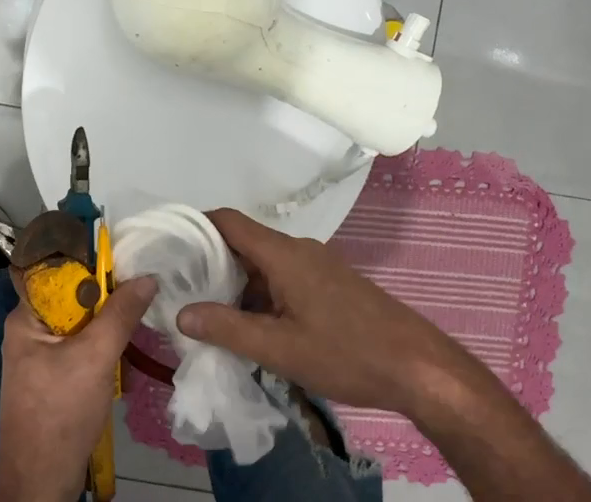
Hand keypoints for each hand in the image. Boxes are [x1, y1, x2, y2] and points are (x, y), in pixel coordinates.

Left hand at [0, 274, 157, 501]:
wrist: (41, 481)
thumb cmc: (61, 412)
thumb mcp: (95, 357)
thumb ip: (120, 315)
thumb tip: (146, 277)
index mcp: (26, 318)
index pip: (56, 274)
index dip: (90, 267)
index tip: (126, 265)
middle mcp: (29, 333)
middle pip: (72, 302)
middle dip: (105, 307)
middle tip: (137, 306)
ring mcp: (39, 360)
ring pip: (80, 331)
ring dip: (108, 337)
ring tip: (133, 342)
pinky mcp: (53, 384)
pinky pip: (81, 356)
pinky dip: (102, 360)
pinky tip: (121, 371)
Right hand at [174, 208, 489, 419]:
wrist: (420, 369)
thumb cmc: (347, 353)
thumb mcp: (280, 349)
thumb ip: (227, 329)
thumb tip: (180, 312)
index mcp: (282, 254)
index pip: (228, 221)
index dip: (195, 226)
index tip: (169, 245)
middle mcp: (298, 250)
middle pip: (243, 243)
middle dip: (211, 263)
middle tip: (182, 289)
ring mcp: (318, 266)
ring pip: (264, 265)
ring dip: (238, 285)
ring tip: (212, 315)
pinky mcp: (332, 286)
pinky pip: (284, 278)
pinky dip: (262, 295)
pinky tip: (256, 328)